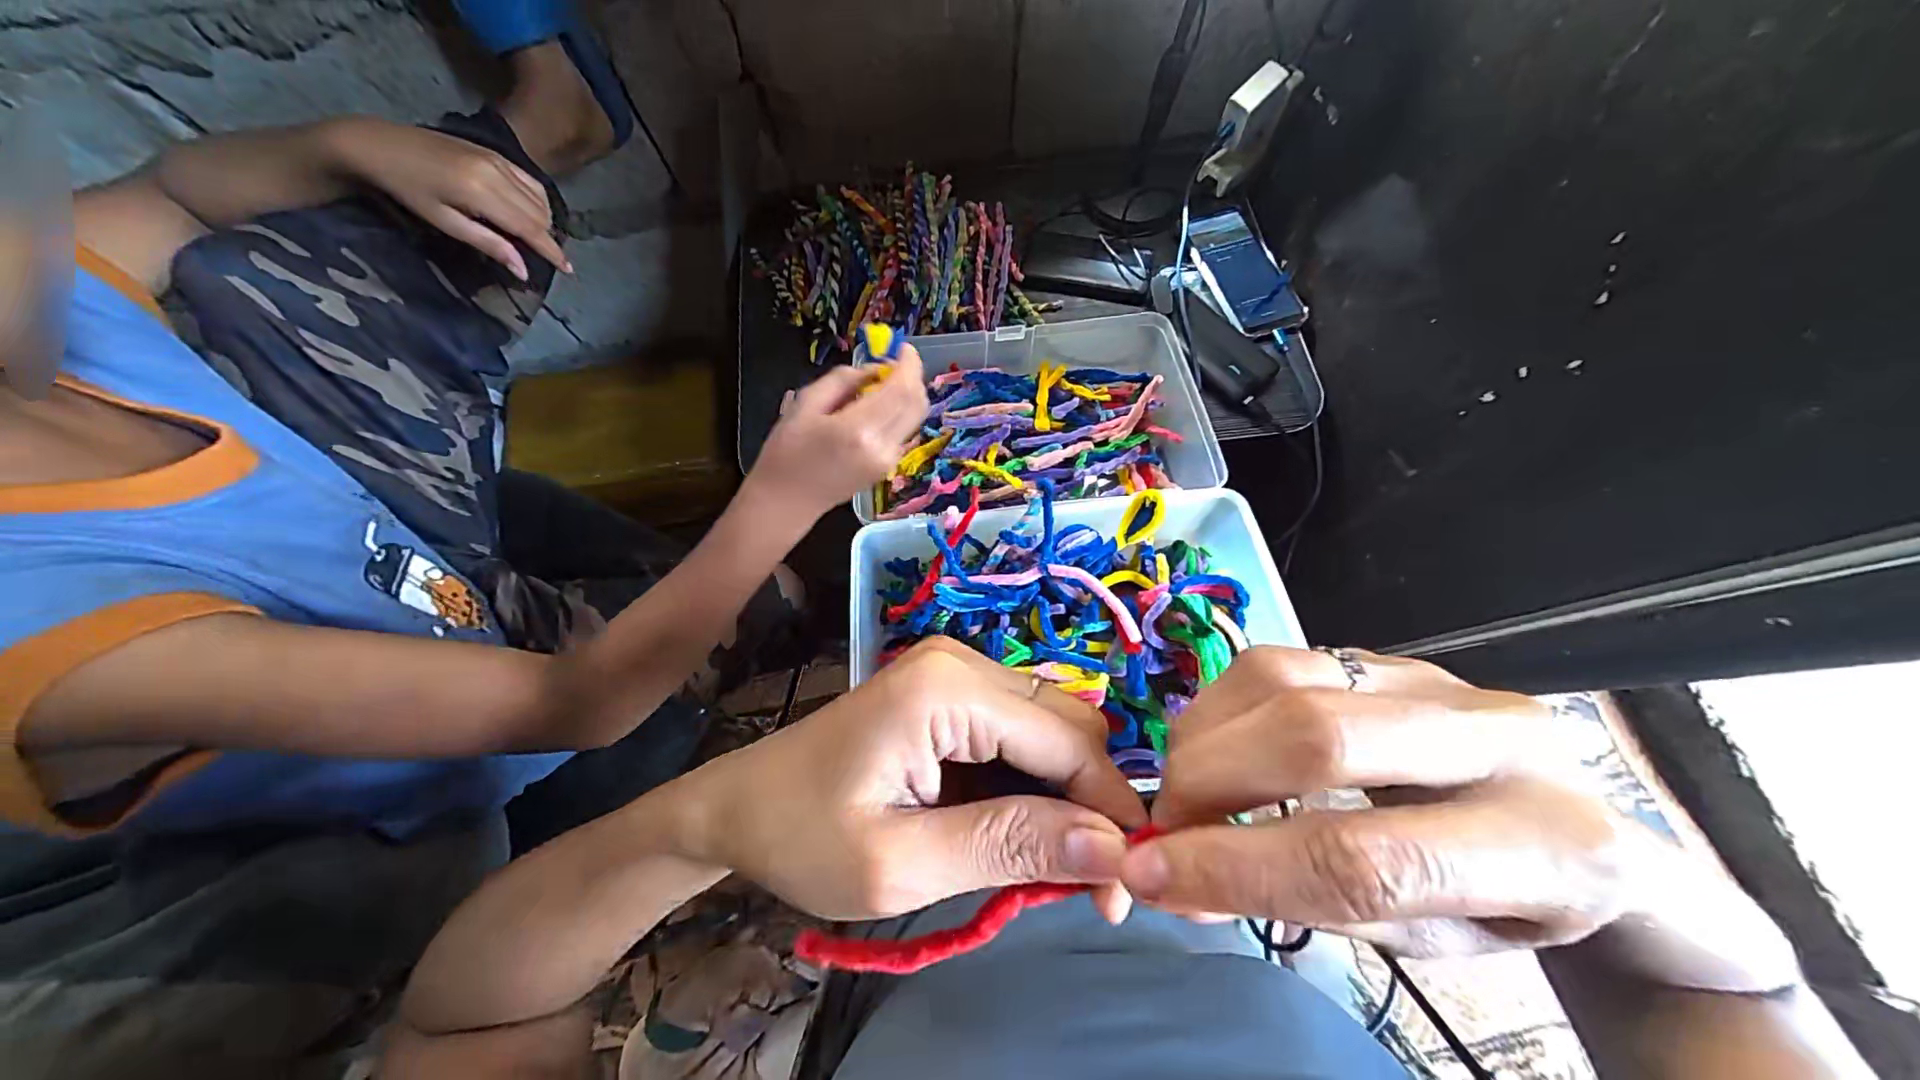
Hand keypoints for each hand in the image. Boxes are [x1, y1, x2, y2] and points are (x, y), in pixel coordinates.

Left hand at [323, 116, 568, 281]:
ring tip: (540, 238)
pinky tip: (533, 213)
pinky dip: (539, 200)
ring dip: (546, 221)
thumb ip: (489, 244)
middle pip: (540, 214)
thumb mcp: (445, 222)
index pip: (530, 228)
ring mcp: (497, 159)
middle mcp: (496, 173)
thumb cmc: (406, 189)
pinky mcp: (493, 152)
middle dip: (549, 238)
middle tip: (549, 258)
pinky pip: (530, 181)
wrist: (376, 144)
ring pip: (540, 198)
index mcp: (481, 192)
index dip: (551, 251)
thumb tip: (524, 271)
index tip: (567, 270)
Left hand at [670, 637, 1146, 920]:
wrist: (740, 806)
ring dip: (1064, 797)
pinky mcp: (951, 693)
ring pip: (1052, 730)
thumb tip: (1113, 849)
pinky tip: (1016, 829)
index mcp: (947, 688)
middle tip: (1087, 886)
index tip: (1125, 888)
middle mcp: (962, 662)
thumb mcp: (901, 864)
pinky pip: (1019, 734)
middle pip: (1069, 727)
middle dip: (1091, 803)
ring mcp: (957, 672)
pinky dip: (1033, 785)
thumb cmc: (804, 837)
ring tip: (1049, 865)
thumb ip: (1009, 848)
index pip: (1069, 743)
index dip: (1109, 811)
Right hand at [746, 346, 929, 520]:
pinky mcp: (887, 468)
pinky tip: (877, 409)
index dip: (909, 365)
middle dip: (912, 377)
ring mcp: (888, 461)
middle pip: (916, 404)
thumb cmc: (787, 451)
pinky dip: (900, 414)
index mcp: (859, 430)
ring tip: (883, 384)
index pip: (901, 390)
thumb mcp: (805, 404)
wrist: (787, 501)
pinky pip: (904, 433)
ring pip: (915, 419)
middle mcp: (882, 447)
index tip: (904, 348)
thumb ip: (843, 380)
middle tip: (896, 363)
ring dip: (907, 395)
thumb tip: (873, 370)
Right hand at [1121, 646, 1650, 956]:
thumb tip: (1169, 880)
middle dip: (1210, 783)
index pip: (1361, 858)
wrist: (1559, 818)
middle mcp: (1500, 740)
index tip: (1152, 875)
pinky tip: (1212, 746)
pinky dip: (1219, 707)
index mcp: (1544, 848)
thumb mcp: (1419, 938)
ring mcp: (1438, 679)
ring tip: (1186, 788)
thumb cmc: (1496, 899)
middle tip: (1167, 825)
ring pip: (1283, 681)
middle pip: (1314, 738)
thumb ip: (1295, 902)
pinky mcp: (1384, 653)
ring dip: (1204, 737)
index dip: (1237, 867)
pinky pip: (1274, 659)